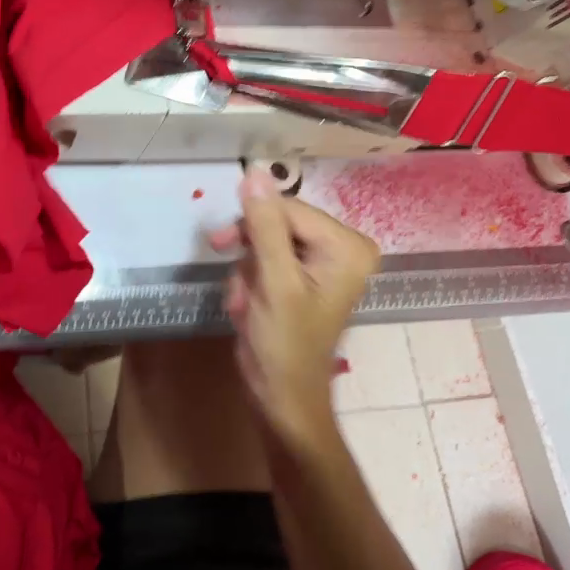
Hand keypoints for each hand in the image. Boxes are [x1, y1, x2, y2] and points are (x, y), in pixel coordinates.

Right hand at [215, 167, 382, 448]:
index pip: (289, 209)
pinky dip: (251, 280)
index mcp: (348, 245)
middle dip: (250, 254)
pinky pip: (268, 257)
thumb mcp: (272, 280)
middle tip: (237, 283)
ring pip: (266, 240)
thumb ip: (264, 225)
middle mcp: (343, 247)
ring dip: (247, 271)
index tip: (221, 244)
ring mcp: (324, 262)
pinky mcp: (305, 276)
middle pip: (278, 222)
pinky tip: (249, 306)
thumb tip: (254, 171)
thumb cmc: (284, 343)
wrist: (282, 397)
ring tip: (246, 303)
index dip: (253, 225)